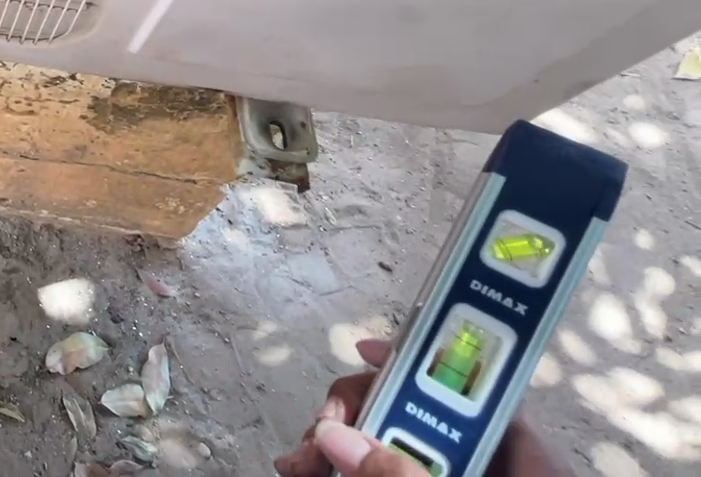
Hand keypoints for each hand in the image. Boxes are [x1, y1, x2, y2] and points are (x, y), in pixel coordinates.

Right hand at [274, 339, 564, 476]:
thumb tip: (333, 434)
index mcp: (523, 472)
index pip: (480, 400)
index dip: (425, 365)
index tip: (363, 351)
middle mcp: (483, 473)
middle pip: (412, 417)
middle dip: (350, 417)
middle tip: (309, 443)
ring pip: (381, 445)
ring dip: (331, 446)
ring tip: (294, 467)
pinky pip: (373, 470)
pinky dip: (336, 469)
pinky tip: (306, 472)